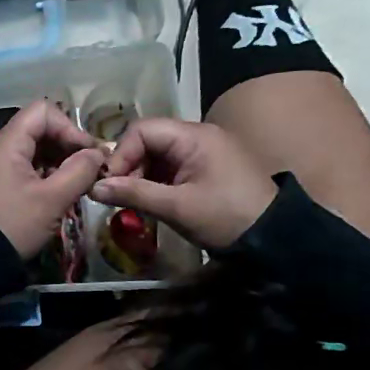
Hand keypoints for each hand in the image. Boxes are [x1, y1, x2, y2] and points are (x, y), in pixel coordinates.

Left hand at [0, 100, 106, 257]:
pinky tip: (63, 193)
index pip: (44, 112)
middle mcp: (1, 148)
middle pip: (41, 129)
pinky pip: (29, 168)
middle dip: (68, 145)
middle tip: (91, 170)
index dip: (69, 127)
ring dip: (61, 162)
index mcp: (9, 143)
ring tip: (80, 183)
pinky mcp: (1, 185)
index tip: (88, 153)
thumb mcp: (52, 199)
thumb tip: (96, 154)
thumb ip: (79, 171)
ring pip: (37, 150)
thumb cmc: (14, 224)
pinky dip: (48, 175)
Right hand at [89, 118, 276, 247]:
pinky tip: (149, 202)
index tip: (109, 183)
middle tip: (118, 195)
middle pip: (148, 140)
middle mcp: (198, 136)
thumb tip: (93, 188)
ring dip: (139, 176)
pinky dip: (155, 182)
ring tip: (132, 202)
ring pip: (156, 155)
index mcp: (194, 136)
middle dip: (128, 166)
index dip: (120, 154)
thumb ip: (134, 194)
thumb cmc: (226, 218)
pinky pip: (170, 167)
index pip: (142, 130)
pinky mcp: (205, 168)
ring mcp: (203, 152)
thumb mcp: (177, 207)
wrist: (275, 239)